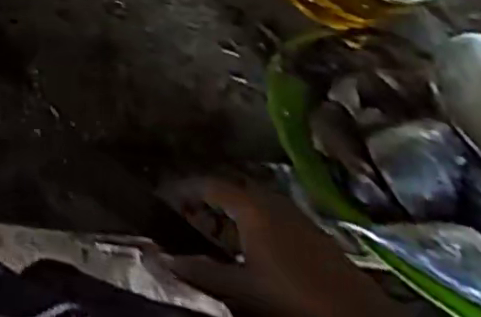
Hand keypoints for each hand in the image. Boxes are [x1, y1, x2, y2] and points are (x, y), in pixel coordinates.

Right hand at [163, 178, 407, 316]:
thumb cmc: (296, 297)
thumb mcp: (243, 287)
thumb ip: (201, 270)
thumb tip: (161, 257)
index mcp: (252, 206)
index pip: (206, 184)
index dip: (181, 189)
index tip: (161, 197)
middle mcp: (274, 204)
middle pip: (231, 191)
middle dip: (207, 200)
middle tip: (187, 215)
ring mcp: (301, 220)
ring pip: (255, 206)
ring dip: (233, 214)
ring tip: (217, 233)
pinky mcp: (320, 240)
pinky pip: (276, 220)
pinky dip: (256, 226)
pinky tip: (254, 249)